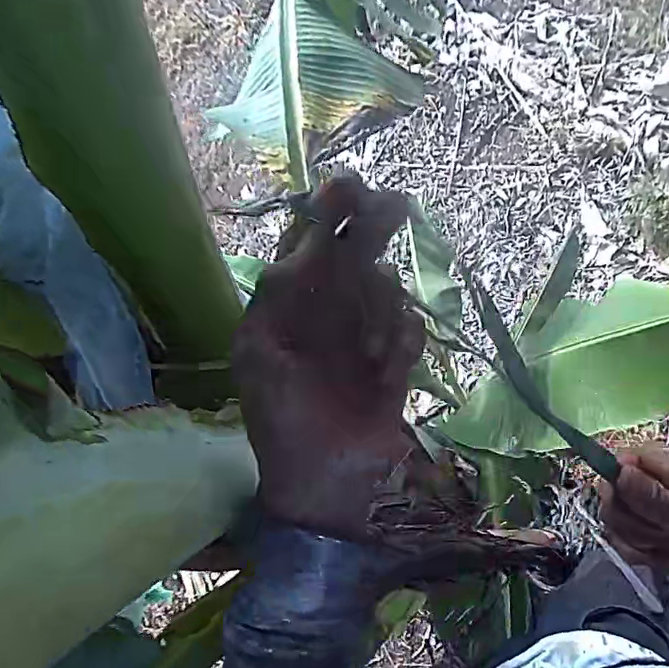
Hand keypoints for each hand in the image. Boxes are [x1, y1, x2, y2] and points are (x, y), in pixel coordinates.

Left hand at [232, 175, 424, 540]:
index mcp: (287, 312)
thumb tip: (299, 249)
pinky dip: (402, 343)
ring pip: (385, 294)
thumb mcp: (261, 355)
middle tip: (396, 206)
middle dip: (371, 232)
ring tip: (371, 353)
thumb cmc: (282, 424)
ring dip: (383, 312)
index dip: (327, 216)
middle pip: (353, 260)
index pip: (308, 250)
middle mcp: (326, 318)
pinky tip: (387, 368)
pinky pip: (408, 334)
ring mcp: (362, 340)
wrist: (323, 483)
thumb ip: (277, 299)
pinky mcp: (393, 365)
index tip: (348, 184)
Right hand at [597, 447, 668, 639]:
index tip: (622, 497)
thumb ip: (653, 498)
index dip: (620, 475)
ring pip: (618, 517)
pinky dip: (639, 552)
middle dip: (629, 516)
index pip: (633, 458)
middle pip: (617, 489)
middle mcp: (661, 488)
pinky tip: (661, 558)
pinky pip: (625, 539)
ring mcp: (654, 513)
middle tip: (655, 531)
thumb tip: (620, 470)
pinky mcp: (650, 535)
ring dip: (636, 537)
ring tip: (664, 545)